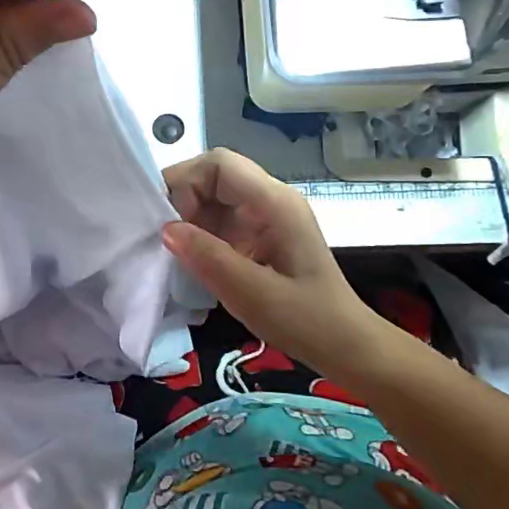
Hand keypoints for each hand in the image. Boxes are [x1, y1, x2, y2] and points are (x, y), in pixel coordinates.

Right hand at [160, 149, 398, 374]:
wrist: (343, 344)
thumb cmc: (305, 320)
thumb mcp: (253, 294)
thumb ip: (209, 258)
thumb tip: (166, 229)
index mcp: (274, 203)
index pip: (218, 164)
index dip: (184, 181)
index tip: (164, 220)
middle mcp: (270, 200)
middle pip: (214, 176)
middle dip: (182, 200)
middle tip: (164, 238)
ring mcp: (265, 216)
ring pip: (214, 198)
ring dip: (189, 219)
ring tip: (176, 253)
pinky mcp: (260, 235)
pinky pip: (221, 219)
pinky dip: (200, 235)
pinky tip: (193, 261)